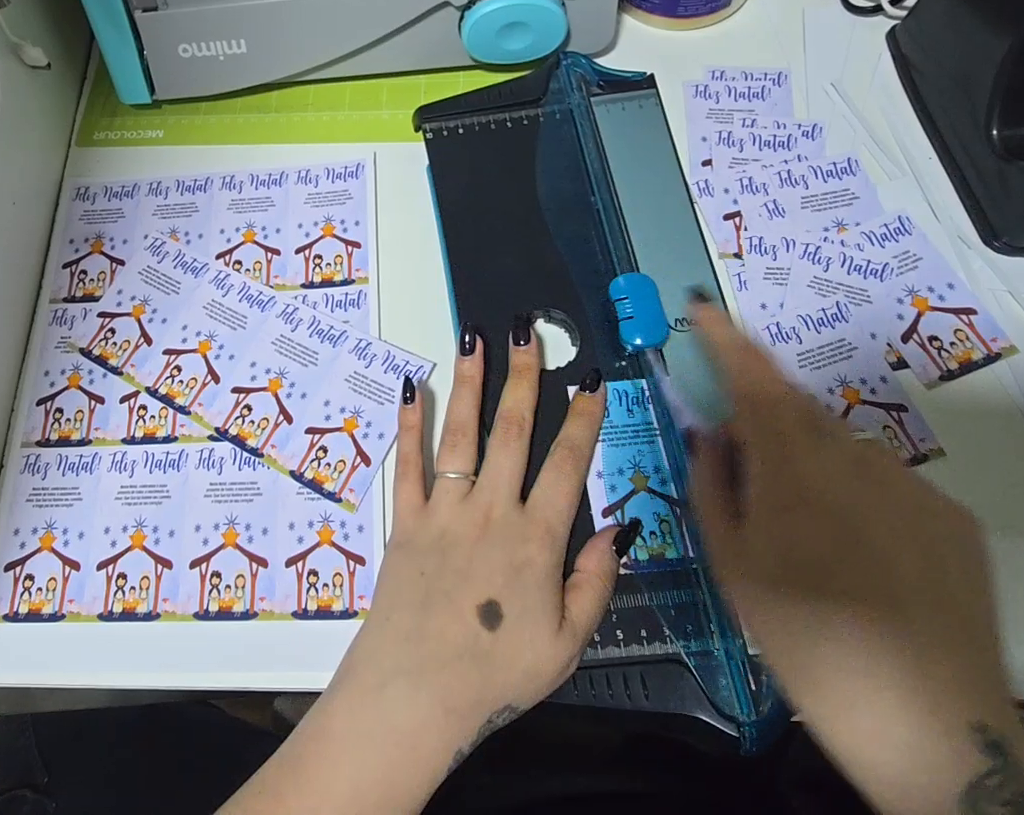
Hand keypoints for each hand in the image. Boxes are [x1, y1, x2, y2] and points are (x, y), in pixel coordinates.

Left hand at [221, 322, 620, 814]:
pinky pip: (408, 463)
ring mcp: (444, 510)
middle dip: (524, 377)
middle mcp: (491, 510)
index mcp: (536, 538)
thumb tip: (617, 526)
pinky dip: (409, 424)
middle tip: (527, 332)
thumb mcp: (568, 643)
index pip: (568, 464)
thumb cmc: (497, 673)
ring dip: (468, 383)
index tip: (591, 379)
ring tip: (472, 339)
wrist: (416, 691)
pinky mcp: (405, 519)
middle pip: (513, 431)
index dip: (583, 419)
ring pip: (460, 434)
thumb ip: (595, 581)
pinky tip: (410, 387)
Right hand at [685, 301, 1023, 814]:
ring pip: (841, 449)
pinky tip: (856, 555)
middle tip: (740, 459)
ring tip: (802, 532)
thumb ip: (714, 485)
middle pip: (797, 410)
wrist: (928, 721)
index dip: (725, 339)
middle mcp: (855, 458)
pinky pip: (884, 483)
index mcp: (793, 468)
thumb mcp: (733, 566)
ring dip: (809, 464)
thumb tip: (712, 434)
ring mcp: (911, 484)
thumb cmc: (804, 640)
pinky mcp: (951, 516)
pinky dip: (854, 496)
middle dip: (762, 415)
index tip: (703, 307)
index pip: (753, 382)